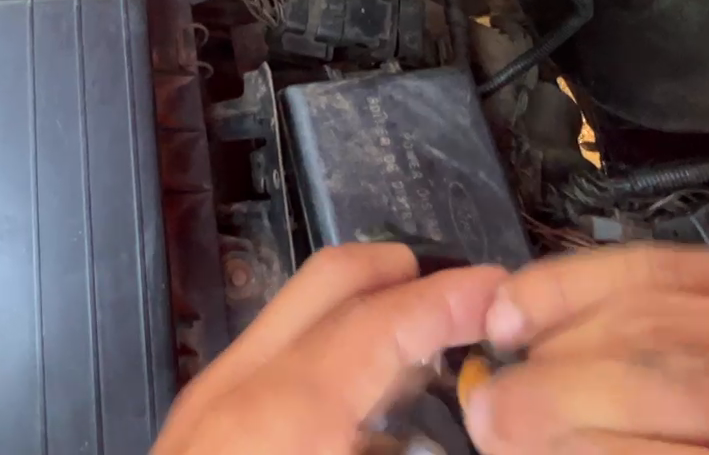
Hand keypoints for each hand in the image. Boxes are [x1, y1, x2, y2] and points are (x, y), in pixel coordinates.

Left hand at [154, 243, 508, 454]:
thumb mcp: (330, 452)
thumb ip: (399, 446)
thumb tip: (432, 434)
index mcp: (286, 414)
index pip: (379, 321)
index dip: (449, 298)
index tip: (501, 287)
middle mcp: (245, 381)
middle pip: (331, 280)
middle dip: (402, 272)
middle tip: (468, 294)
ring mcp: (217, 394)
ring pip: (303, 310)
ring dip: (369, 310)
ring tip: (434, 344)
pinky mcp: (206, 418)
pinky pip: (283, 354)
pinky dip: (336, 352)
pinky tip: (376, 406)